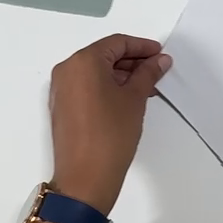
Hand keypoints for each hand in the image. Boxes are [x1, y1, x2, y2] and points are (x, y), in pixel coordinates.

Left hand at [47, 34, 172, 213]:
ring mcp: (61, 89)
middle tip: (158, 70)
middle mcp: (67, 69)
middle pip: (104, 56)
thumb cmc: (112, 133)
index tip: (161, 54)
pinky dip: (107, 87)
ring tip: (147, 86)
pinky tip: (128, 97)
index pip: (116, 43)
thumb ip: (148, 73)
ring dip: (121, 75)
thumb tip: (160, 60)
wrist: (85, 179)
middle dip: (132, 61)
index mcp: (83, 61)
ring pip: (96, 72)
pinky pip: (87, 87)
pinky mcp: (62, 107)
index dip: (142, 47)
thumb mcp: (135, 99)